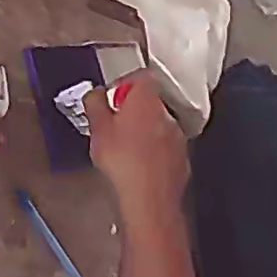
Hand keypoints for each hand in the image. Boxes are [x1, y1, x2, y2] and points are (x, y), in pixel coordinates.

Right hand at [83, 71, 188, 225]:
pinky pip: (165, 148)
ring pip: (158, 125)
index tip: (112, 96)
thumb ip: (94, 104)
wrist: (148, 200)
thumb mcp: (97, 129)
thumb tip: (95, 95)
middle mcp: (166, 115)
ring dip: (143, 131)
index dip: (125, 83)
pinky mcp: (181, 160)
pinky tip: (137, 165)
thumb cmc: (122, 162)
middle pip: (149, 102)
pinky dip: (153, 151)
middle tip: (112, 123)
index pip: (141, 76)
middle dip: (132, 109)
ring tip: (123, 148)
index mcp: (145, 101)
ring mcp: (177, 139)